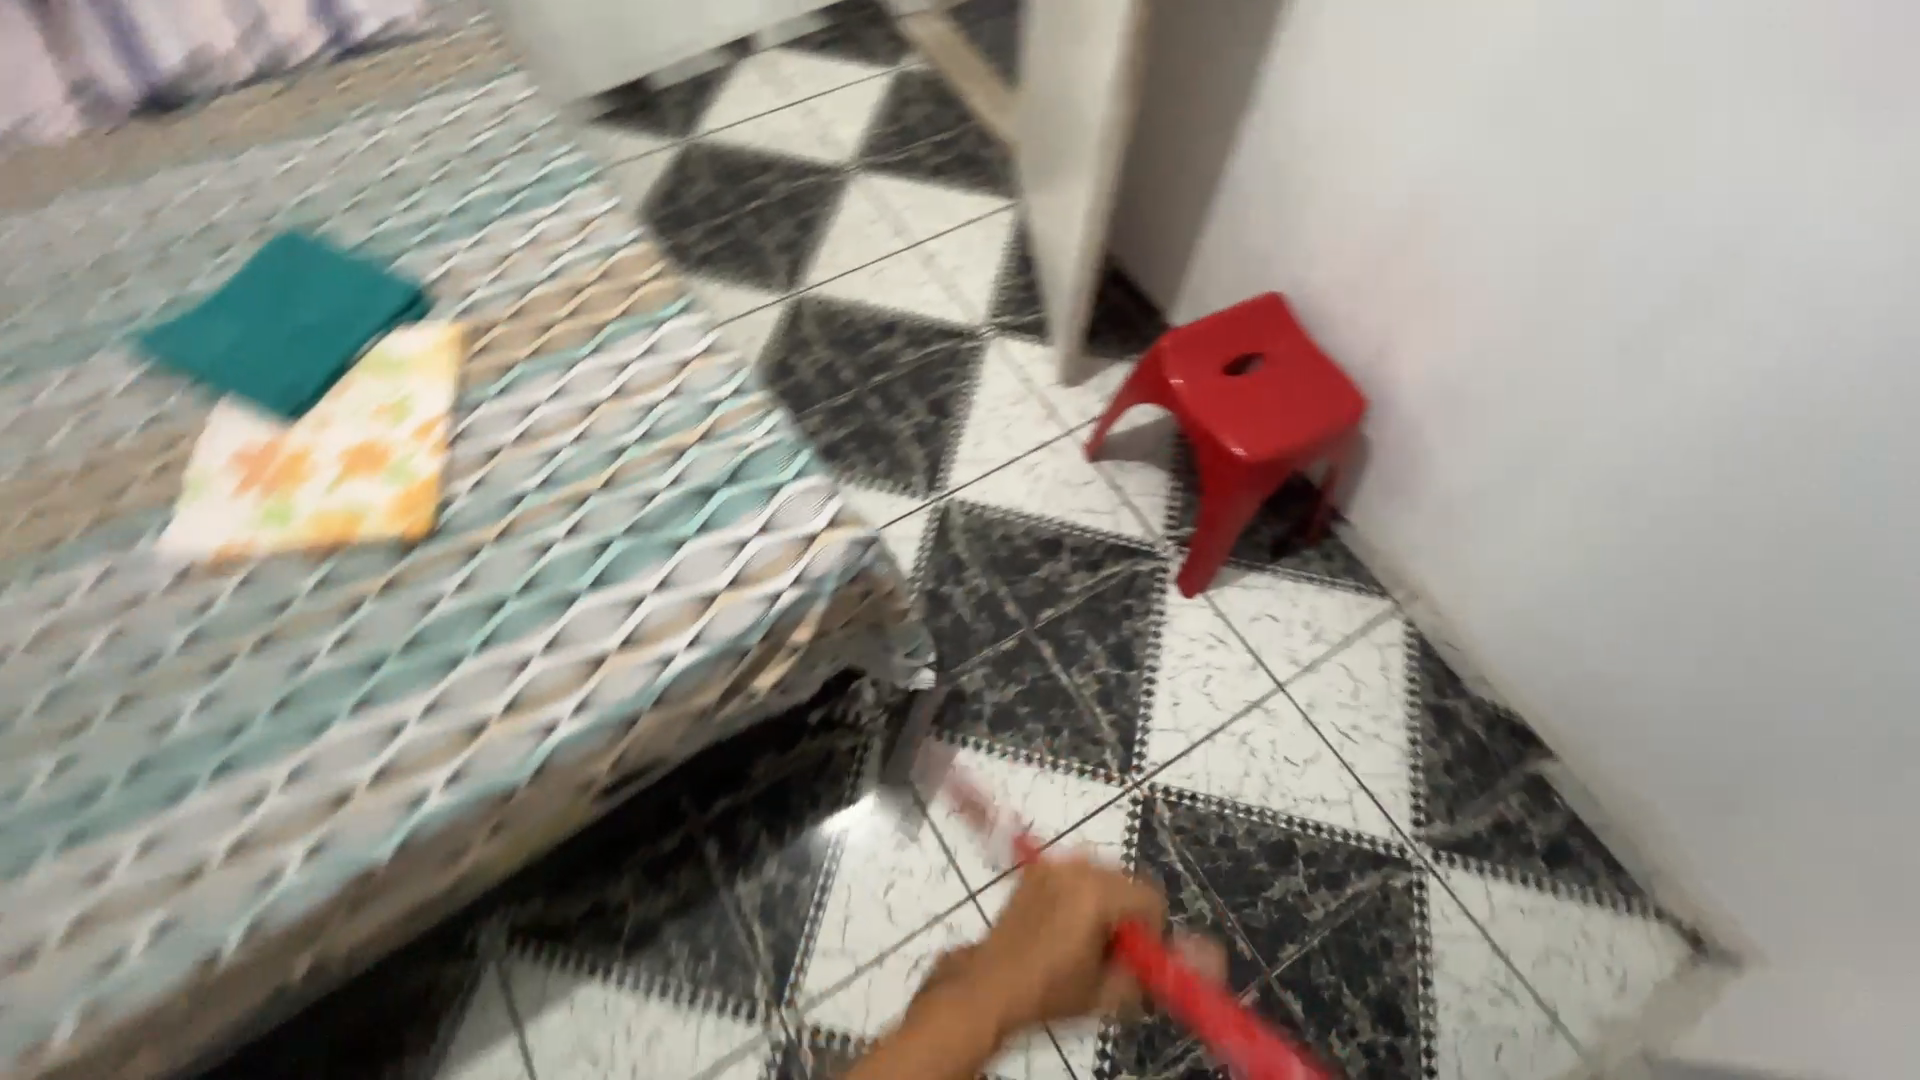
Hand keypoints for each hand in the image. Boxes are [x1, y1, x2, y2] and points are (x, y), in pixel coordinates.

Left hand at [918, 856, 1219, 1038]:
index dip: (1151, 932)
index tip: (1132, 957)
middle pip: (1128, 884)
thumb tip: (1215, 956)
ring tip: (1084, 941)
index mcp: (1096, 891)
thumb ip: (1163, 969)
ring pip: (1104, 878)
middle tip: (1108, 953)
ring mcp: (1053, 863)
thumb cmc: (1052, 990)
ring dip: (1105, 905)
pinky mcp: (1037, 867)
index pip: (1152, 899)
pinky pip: (1077, 875)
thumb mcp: (1112, 990)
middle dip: (1127, 916)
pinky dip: (1081, 895)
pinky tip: (1064, 927)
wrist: (993, 982)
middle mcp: (1076, 866)